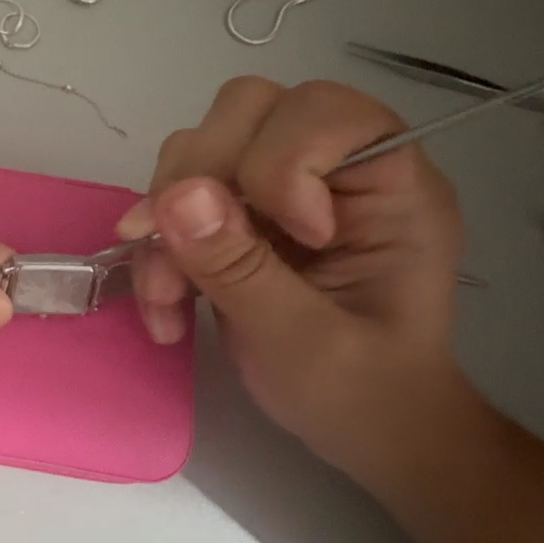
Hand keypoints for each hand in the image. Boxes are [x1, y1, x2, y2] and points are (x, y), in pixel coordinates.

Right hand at [116, 78, 466, 474]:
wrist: (361, 431)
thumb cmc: (362, 394)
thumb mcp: (304, 342)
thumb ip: (240, 268)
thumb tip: (176, 196)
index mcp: (388, 187)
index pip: (323, 111)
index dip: (284, 160)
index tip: (295, 238)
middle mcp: (331, 171)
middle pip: (243, 114)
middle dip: (197, 184)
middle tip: (187, 265)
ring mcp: (277, 189)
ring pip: (194, 150)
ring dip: (164, 222)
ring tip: (169, 297)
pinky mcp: (234, 213)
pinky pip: (171, 197)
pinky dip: (155, 248)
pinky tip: (165, 303)